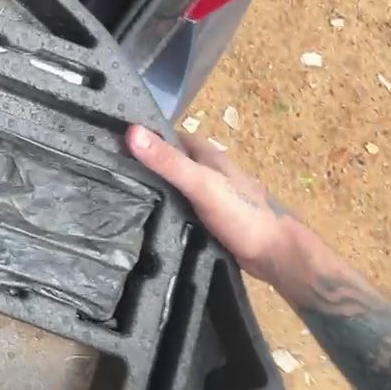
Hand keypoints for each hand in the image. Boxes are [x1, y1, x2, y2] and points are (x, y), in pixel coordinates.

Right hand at [125, 126, 300, 285]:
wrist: (276, 257)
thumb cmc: (241, 214)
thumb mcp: (200, 183)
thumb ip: (168, 161)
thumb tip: (131, 132)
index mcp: (209, 155)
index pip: (171, 136)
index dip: (147, 135)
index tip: (114, 140)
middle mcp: (210, 171)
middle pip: (173, 159)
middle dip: (148, 162)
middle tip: (114, 171)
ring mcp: (212, 195)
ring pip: (177, 184)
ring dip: (156, 186)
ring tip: (123, 193)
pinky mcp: (211, 219)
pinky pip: (181, 206)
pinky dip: (166, 208)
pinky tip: (149, 217)